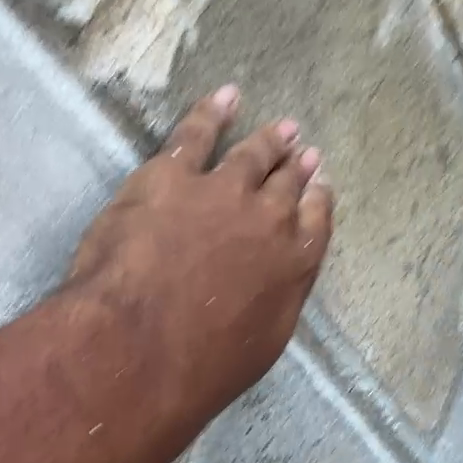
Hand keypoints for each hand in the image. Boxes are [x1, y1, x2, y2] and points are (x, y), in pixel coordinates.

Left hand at [67, 85, 333, 417]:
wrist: (142, 344)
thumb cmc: (202, 365)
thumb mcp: (259, 347)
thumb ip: (273, 305)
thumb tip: (272, 287)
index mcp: (294, 267)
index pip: (316, 224)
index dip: (318, 201)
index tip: (320, 187)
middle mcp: (268, 221)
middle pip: (287, 185)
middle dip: (297, 167)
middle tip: (304, 151)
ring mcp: (221, 192)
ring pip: (251, 156)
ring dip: (268, 140)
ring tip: (282, 127)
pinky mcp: (171, 176)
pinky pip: (196, 133)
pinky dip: (212, 111)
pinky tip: (225, 97)